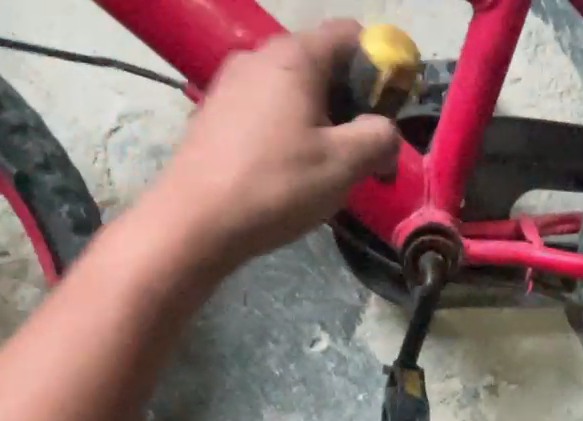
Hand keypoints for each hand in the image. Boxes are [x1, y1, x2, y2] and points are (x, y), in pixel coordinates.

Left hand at [146, 20, 400, 266]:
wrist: (194, 223)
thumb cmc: (275, 187)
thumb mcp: (343, 165)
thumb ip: (379, 138)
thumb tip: (387, 134)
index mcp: (294, 56)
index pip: (351, 35)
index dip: (380, 68)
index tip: (388, 114)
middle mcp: (259, 57)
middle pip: (321, 65)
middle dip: (349, 103)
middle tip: (360, 153)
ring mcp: (230, 84)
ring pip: (292, 92)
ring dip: (318, 123)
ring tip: (323, 170)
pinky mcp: (214, 116)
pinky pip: (265, 113)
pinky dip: (286, 134)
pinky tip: (286, 174)